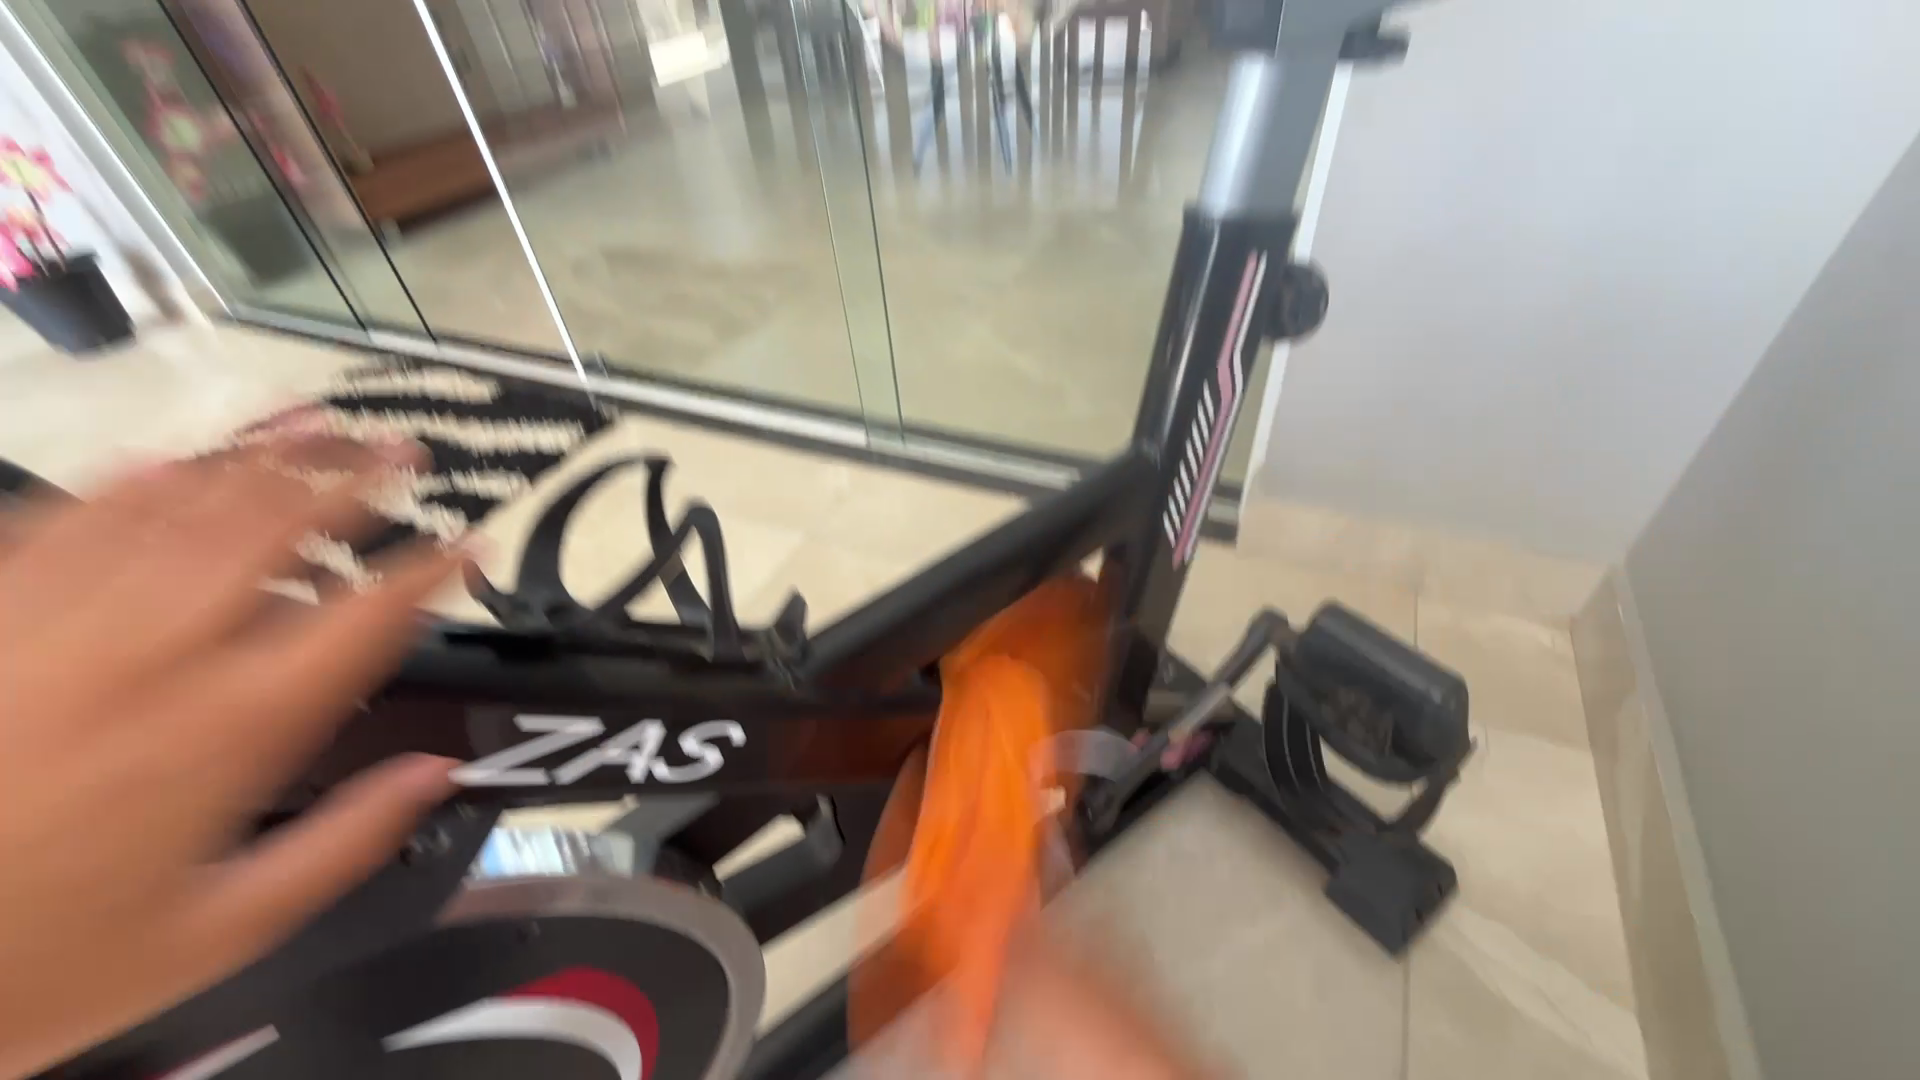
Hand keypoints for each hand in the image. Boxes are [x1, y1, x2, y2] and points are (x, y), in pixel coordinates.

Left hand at [0, 437, 464, 1078]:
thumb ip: (346, 841)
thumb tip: (439, 771)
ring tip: (323, 427)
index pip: (360, 619)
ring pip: (178, 509)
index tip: (469, 542)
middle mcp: (148, 659)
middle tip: (404, 452)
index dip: (429, 570)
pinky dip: (134, 481)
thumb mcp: (220, 928)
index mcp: (224, 729)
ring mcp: (50, 628)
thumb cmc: (34, 958)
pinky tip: (180, 458)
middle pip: (271, 533)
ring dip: (262, 459)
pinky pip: (65, 522)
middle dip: (351, 482)